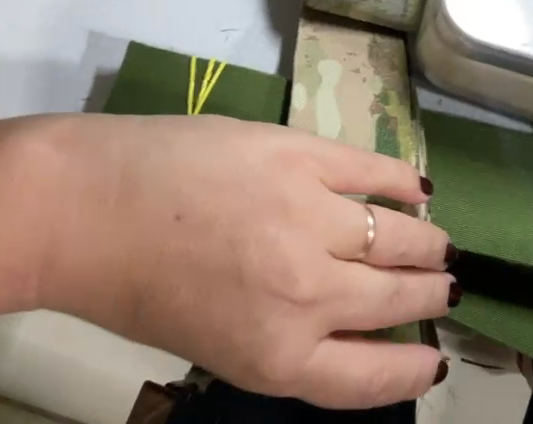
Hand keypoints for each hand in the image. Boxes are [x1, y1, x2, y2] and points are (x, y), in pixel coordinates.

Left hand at [23, 114, 455, 408]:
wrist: (88, 204)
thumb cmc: (135, 285)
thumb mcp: (215, 340)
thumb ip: (283, 334)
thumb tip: (341, 311)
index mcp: (279, 356)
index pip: (374, 377)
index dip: (412, 370)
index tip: (433, 358)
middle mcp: (308, 294)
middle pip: (394, 300)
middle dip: (429, 296)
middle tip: (444, 286)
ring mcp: (309, 217)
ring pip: (398, 237)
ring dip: (429, 244)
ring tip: (441, 244)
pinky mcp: (300, 155)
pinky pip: (373, 171)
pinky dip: (404, 182)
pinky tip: (421, 190)